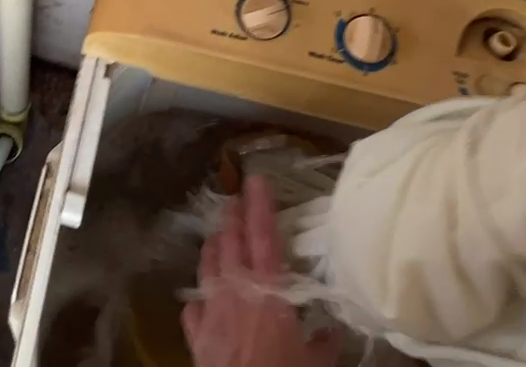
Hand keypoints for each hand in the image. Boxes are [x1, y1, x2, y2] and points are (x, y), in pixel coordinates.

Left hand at [181, 174, 337, 366]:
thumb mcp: (315, 364)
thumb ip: (322, 344)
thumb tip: (332, 333)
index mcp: (268, 289)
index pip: (263, 235)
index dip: (260, 204)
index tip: (256, 178)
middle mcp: (236, 289)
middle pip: (231, 242)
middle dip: (231, 218)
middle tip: (232, 198)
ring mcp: (212, 310)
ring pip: (208, 266)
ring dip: (213, 247)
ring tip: (215, 234)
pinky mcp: (196, 334)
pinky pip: (193, 308)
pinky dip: (197, 299)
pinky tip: (197, 298)